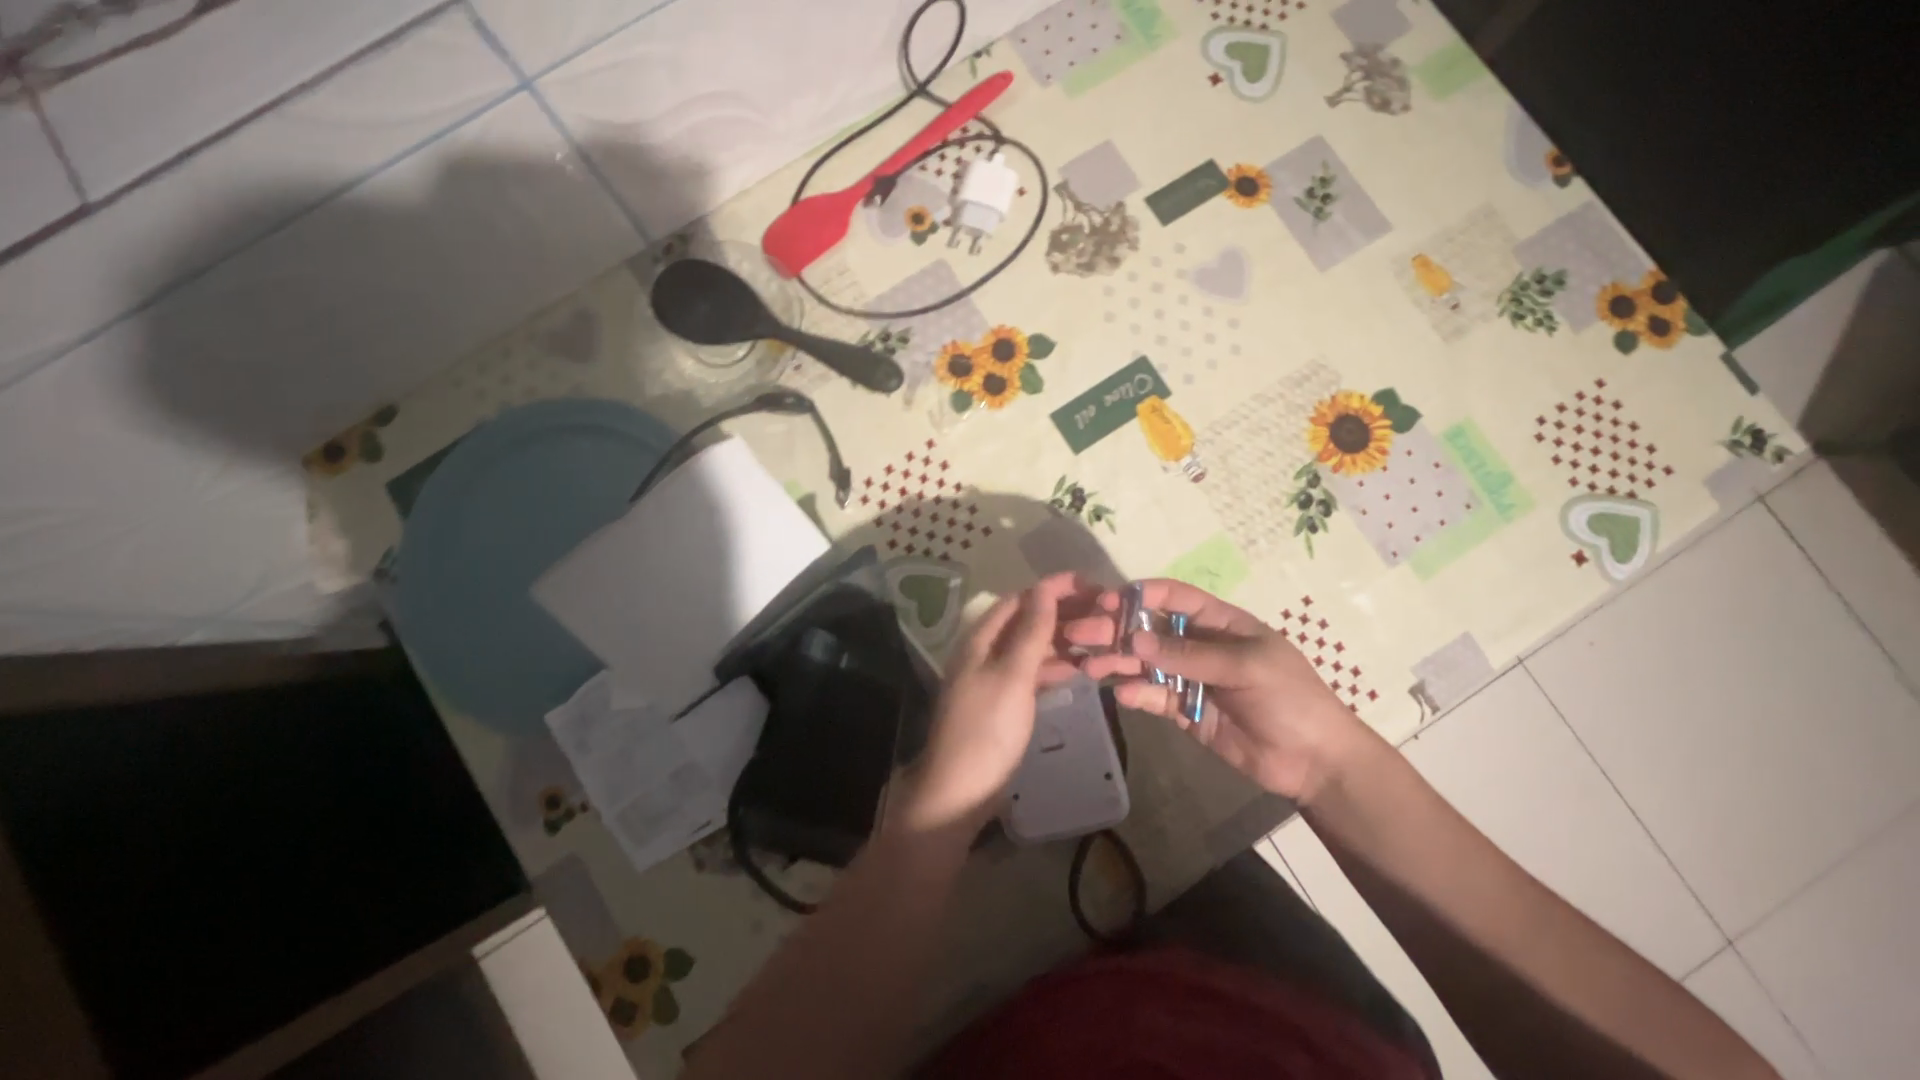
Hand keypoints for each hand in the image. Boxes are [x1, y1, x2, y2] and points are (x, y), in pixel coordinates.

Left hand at [890, 574, 1088, 833]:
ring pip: (1033, 648)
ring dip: (1065, 640)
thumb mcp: (1012, 677)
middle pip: (1027, 621)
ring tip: (1104, 638)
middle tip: (1108, 613)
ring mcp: (994, 680)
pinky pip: (1033, 674)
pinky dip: (1057, 667)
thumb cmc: (987, 730)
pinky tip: (1084, 668)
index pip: (1020, 600)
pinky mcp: (1004, 704)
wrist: (961, 790)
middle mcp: (985, 653)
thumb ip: (1031, 633)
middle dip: (1064, 613)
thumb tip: (1045, 589)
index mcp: (981, 640)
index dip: (1055, 589)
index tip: (1094, 585)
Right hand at [1069, 579, 1376, 803]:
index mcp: (1222, 623)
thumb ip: (1190, 654)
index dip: (1141, 596)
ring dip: (1118, 662)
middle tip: (1080, 635)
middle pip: (1152, 630)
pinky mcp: (1186, 712)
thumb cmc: (1290, 698)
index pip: (1175, 598)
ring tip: (1091, 668)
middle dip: (1117, 630)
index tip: (1106, 602)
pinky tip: (1122, 694)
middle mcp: (1201, 646)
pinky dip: (1137, 694)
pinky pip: (1154, 697)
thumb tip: (1135, 638)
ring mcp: (1192, 680)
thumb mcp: (1246, 666)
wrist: (1313, 760)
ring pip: (1146, 664)